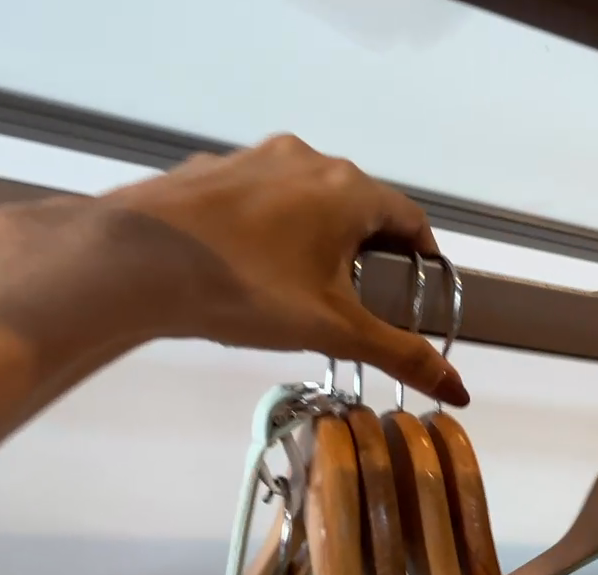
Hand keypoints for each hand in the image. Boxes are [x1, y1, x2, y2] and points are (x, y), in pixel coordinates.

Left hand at [0, 134, 465, 404]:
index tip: (420, 289)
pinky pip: (264, 198)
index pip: (410, 220)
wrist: (135, 261)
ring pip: (310, 198)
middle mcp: (307, 159)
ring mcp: (254, 159)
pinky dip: (277, 228)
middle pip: (361, 206)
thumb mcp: (336, 330)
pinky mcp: (211, 170)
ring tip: (311, 285)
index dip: (423, 257)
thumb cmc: (251, 291)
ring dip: (324, 236)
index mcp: (349, 191)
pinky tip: (256, 266)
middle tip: (367, 297)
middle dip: (372, 249)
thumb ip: (402, 356)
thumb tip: (461, 391)